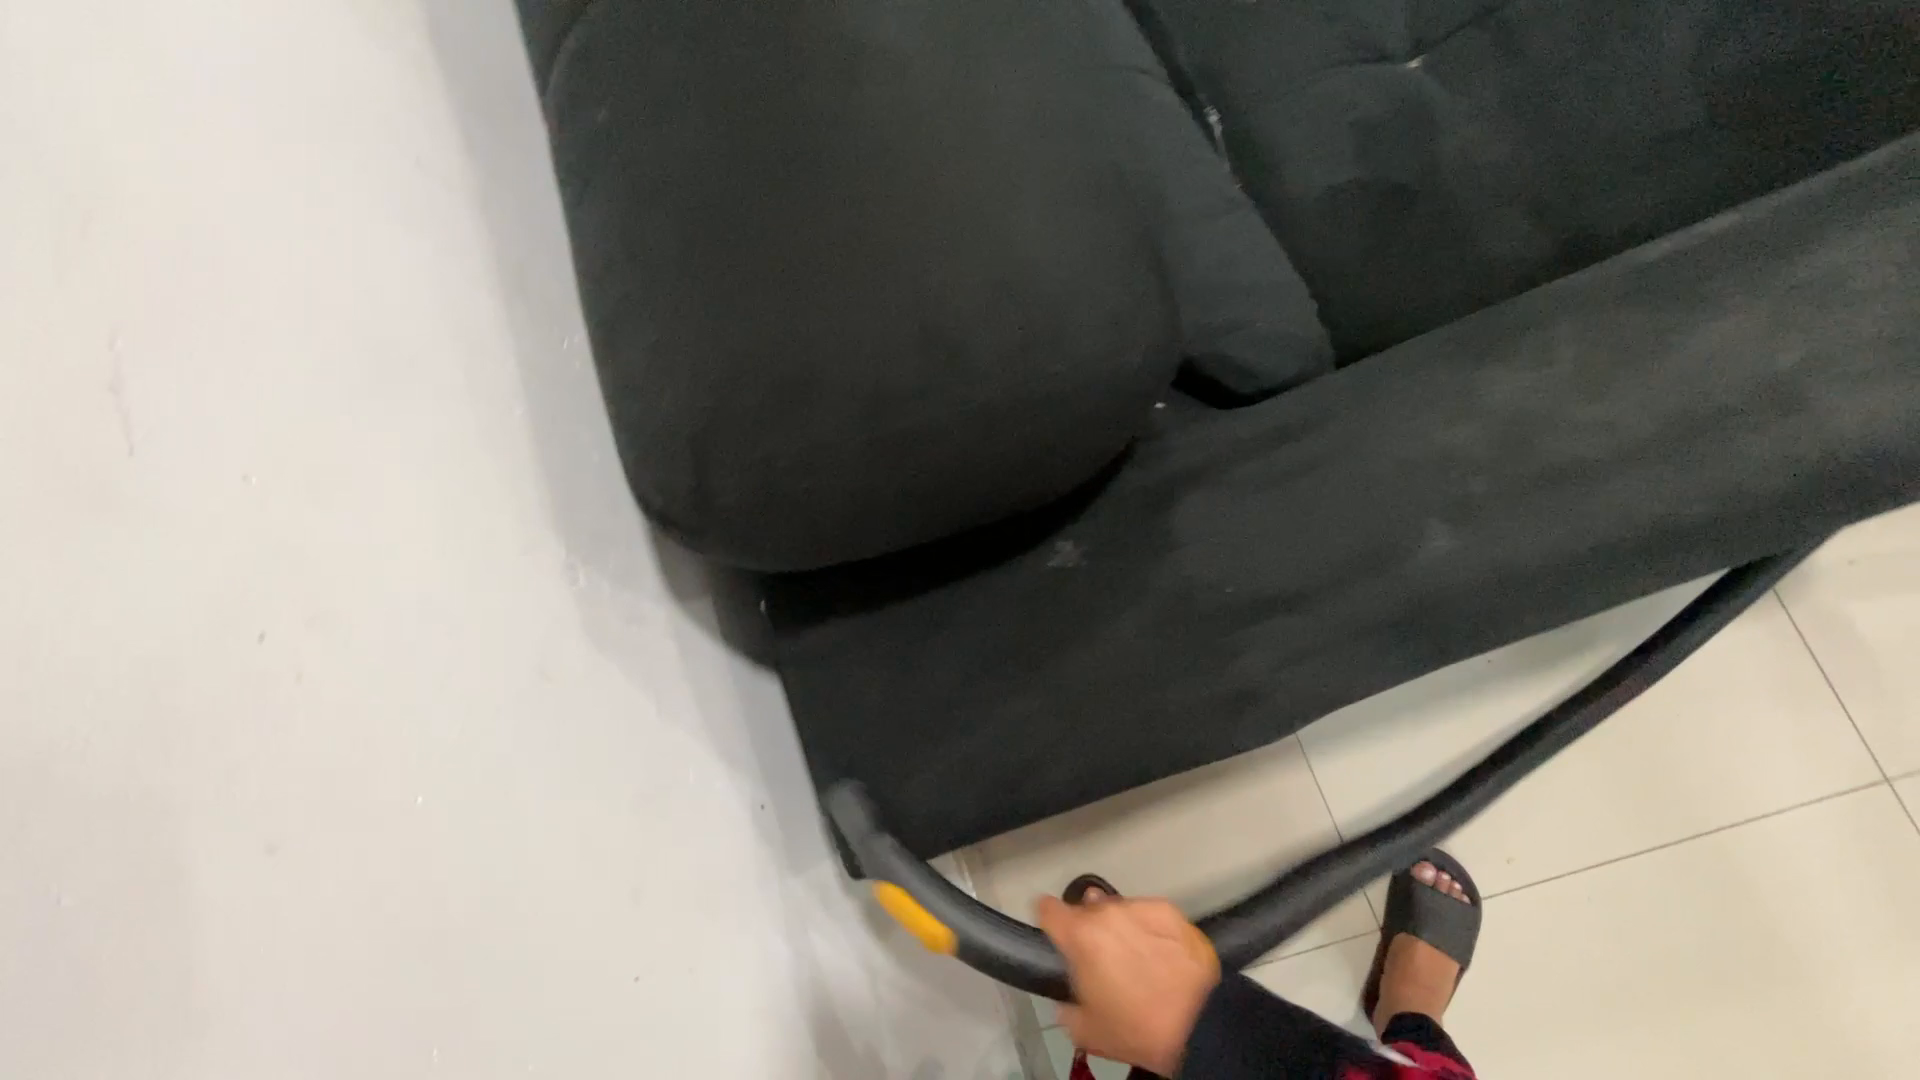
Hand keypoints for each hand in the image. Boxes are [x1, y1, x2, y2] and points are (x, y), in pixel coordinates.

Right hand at [1036, 891, 1220, 1076]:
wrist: (1199, 1027)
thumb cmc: (1137, 1029)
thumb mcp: (1086, 1031)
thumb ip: (1065, 1005)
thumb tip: (1067, 997)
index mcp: (1079, 936)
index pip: (1047, 908)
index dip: (1049, 919)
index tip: (1055, 931)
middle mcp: (1106, 911)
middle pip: (1086, 908)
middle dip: (1089, 928)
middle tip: (1102, 959)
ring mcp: (1139, 907)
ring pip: (1118, 908)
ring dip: (1119, 925)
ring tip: (1136, 955)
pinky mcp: (1169, 910)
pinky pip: (1148, 912)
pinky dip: (1148, 927)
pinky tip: (1159, 951)